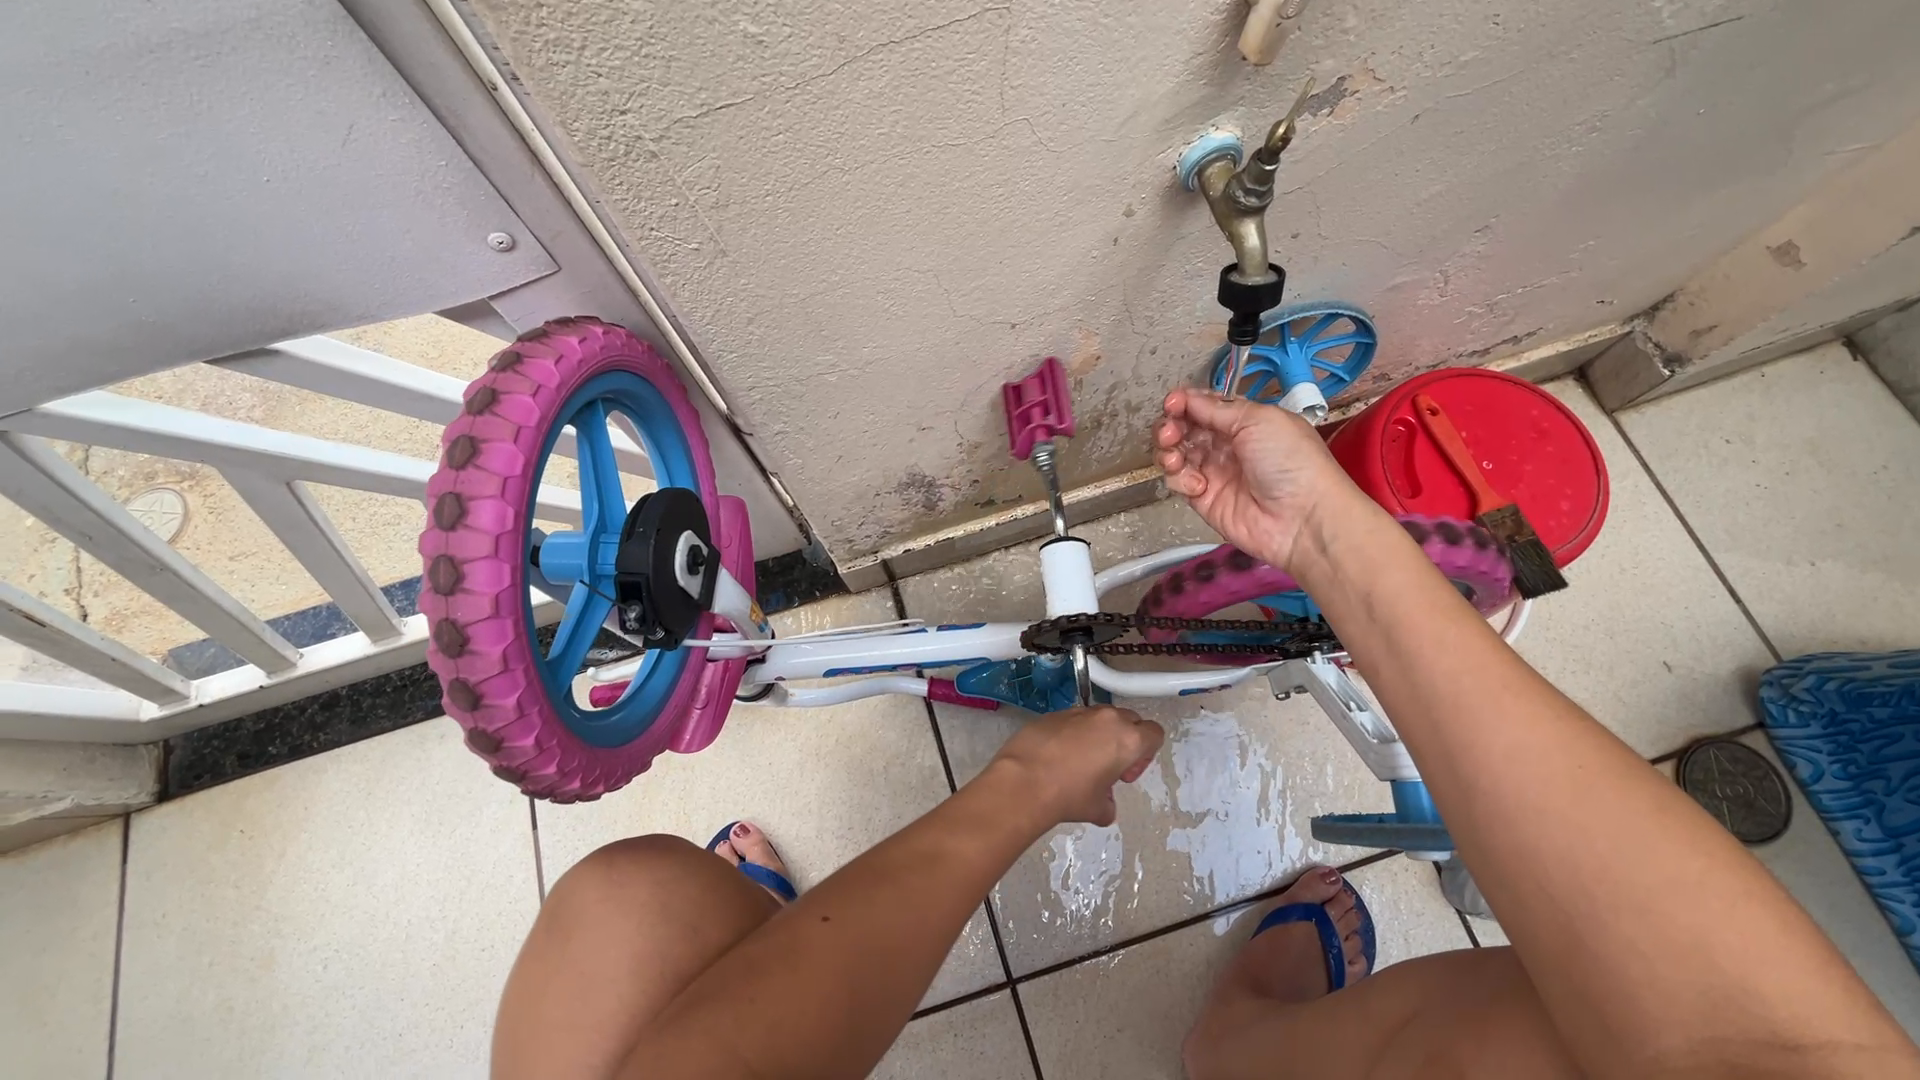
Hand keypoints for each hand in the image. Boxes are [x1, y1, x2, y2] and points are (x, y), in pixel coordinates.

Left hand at [986, 706, 1164, 826]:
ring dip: (1098, 735)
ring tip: (1079, 762)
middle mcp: (1107, 719)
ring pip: (1100, 717)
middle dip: (1124, 741)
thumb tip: (1103, 804)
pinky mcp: (1053, 713)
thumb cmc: (1068, 796)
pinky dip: (1072, 733)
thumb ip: (1109, 802)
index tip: (1125, 774)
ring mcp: (1078, 712)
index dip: (1145, 755)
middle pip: (1129, 721)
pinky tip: (1056, 756)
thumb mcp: (1099, 809)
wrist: (1023, 781)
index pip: (1154, 734)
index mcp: (1128, 740)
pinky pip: (1073, 719)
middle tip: (1107, 767)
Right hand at [1154, 388, 1357, 571]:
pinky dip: (1180, 478)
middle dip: (1171, 425)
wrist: (1301, 518)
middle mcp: (1227, 445)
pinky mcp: (1203, 498)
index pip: (1205, 406)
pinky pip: (1178, 481)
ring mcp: (1214, 472)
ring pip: (1176, 453)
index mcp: (1245, 422)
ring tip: (1174, 456)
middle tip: (1171, 431)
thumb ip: (1217, 408)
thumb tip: (1187, 397)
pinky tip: (1198, 485)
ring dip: (1168, 450)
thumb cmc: (1292, 463)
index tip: (1173, 403)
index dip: (1185, 402)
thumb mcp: (1259, 420)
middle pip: (1185, 428)